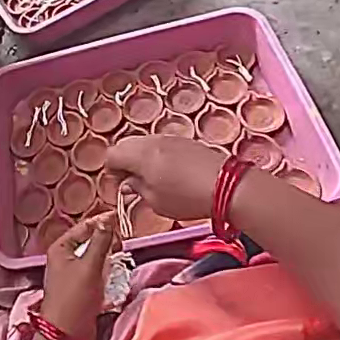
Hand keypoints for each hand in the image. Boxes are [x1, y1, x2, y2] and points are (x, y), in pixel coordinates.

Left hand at [39, 211, 117, 339]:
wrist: (68, 334)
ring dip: (107, 254)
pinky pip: (96, 271)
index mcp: (60, 248)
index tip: (118, 217)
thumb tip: (107, 221)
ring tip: (120, 253)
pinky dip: (106, 269)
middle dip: (105, 239)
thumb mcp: (90, 265)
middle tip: (121, 240)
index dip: (100, 222)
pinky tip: (115, 270)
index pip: (83, 227)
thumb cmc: (75, 296)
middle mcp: (64, 258)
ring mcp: (72, 274)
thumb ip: (100, 241)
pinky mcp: (81, 288)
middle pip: (88, 241)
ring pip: (94, 257)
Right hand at [104, 135, 228, 223]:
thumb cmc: (187, 197)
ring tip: (153, 178)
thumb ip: (137, 189)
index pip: (111, 155)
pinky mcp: (185, 140)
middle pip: (125, 145)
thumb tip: (129, 183)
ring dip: (141, 157)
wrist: (228, 185)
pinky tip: (170, 173)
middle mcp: (151, 141)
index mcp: (138, 155)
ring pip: (144, 143)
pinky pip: (161, 144)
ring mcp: (169, 138)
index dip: (111, 171)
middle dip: (124, 161)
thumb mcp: (155, 201)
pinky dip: (158, 155)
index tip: (121, 186)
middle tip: (133, 182)